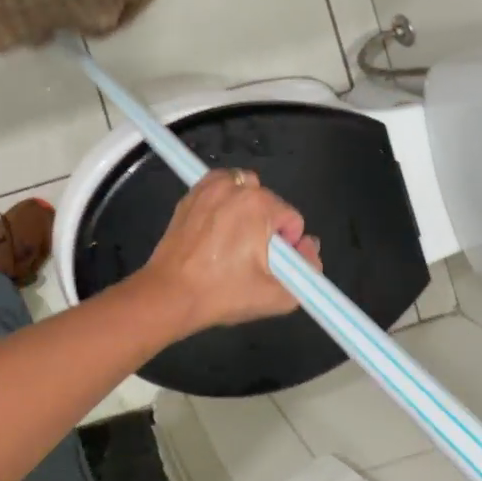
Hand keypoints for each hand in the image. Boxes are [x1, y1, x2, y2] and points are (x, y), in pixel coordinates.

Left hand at [137, 168, 322, 334]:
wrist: (172, 292)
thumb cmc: (225, 293)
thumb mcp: (280, 294)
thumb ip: (308, 270)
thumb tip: (308, 247)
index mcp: (259, 204)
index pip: (292, 218)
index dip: (289, 243)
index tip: (273, 262)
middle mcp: (234, 187)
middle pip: (268, 201)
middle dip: (268, 224)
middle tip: (253, 255)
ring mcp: (208, 188)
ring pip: (242, 188)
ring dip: (246, 207)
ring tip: (237, 238)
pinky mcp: (189, 195)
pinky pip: (217, 186)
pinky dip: (223, 199)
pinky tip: (218, 225)